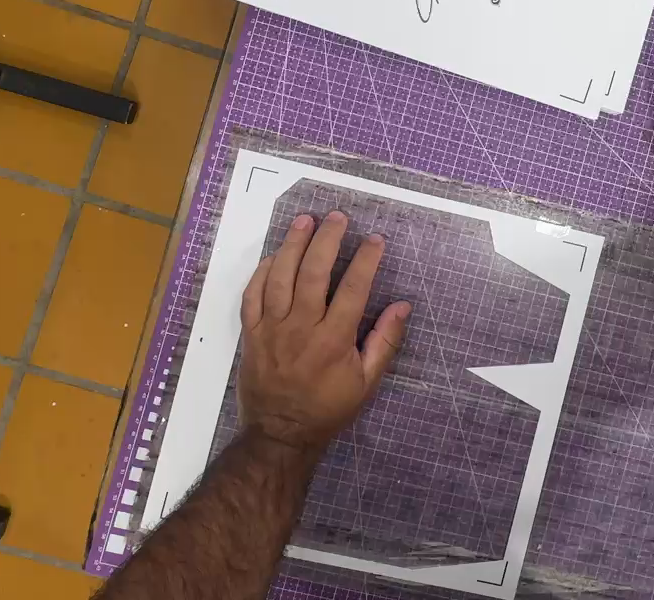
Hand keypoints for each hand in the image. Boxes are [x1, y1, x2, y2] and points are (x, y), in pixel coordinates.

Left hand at [239, 210, 411, 454]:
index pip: (353, 288)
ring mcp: (272, 329)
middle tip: (337, 217)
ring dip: (292, 245)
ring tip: (305, 220)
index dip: (366, 260)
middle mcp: (301, 328)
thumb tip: (402, 305)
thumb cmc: (328, 408)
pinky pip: (251, 295)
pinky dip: (261, 271)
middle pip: (313, 272)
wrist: (279, 436)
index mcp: (333, 340)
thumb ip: (385, 341)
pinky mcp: (251, 334)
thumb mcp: (366, 382)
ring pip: (280, 277)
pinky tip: (274, 254)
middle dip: (327, 240)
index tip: (375, 239)